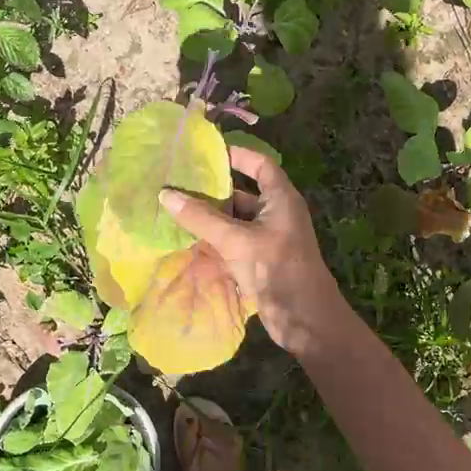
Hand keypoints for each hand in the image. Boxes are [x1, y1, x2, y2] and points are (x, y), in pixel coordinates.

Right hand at [159, 146, 351, 359]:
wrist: (304, 318)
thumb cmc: (277, 268)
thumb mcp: (236, 240)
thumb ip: (201, 218)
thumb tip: (165, 194)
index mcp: (281, 198)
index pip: (259, 165)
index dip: (236, 155)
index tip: (205, 152)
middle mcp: (276, 213)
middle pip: (242, 192)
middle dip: (212, 189)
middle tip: (178, 182)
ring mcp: (268, 238)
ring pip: (235, 219)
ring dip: (209, 216)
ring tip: (175, 208)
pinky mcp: (259, 260)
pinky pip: (233, 241)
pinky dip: (213, 238)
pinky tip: (186, 238)